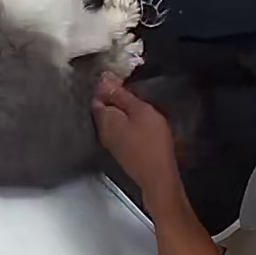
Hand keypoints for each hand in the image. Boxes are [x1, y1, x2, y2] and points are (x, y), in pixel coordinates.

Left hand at [92, 74, 182, 199]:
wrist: (158, 175)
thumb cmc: (151, 141)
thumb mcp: (140, 110)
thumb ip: (121, 94)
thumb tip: (104, 79)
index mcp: (104, 118)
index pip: (98, 95)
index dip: (108, 85)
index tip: (124, 80)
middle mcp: (103, 131)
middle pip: (104, 109)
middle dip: (116, 100)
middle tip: (135, 93)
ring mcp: (112, 144)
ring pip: (113, 121)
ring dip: (124, 113)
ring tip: (141, 108)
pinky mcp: (123, 153)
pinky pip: (122, 133)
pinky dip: (129, 126)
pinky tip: (143, 126)